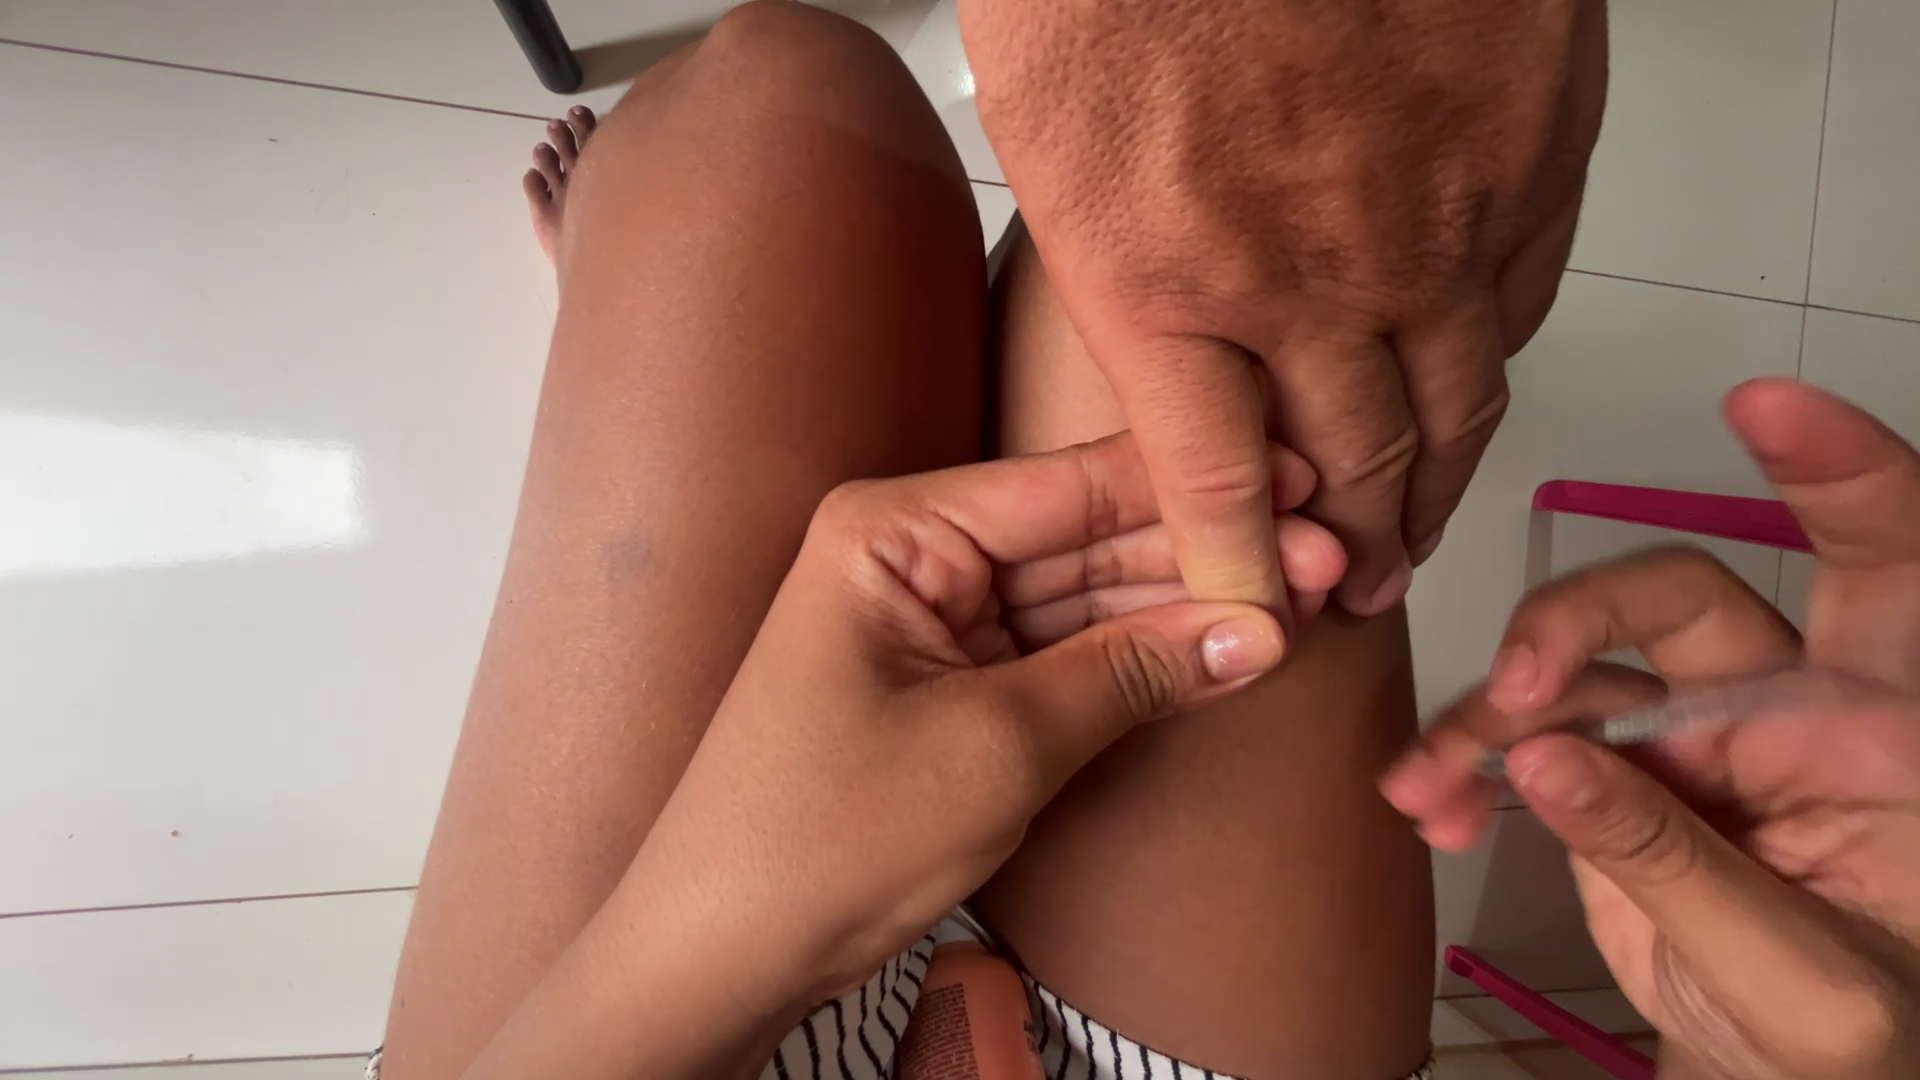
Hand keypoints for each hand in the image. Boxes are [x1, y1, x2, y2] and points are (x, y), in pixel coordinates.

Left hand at [625, 433, 1342, 1017]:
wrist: (727, 948)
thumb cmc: (823, 837)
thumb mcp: (995, 744)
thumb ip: (1128, 674)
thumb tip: (1253, 631)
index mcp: (891, 530)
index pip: (1062, 488)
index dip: (1183, 490)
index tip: (1291, 481)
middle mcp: (912, 555)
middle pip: (1078, 538)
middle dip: (1195, 553)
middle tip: (1317, 552)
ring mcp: (936, 617)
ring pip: (1079, 596)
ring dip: (1178, 606)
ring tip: (1293, 597)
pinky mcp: (955, 676)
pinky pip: (1059, 650)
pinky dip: (1134, 656)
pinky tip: (1217, 645)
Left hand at [959, 0, 1605, 613]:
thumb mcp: (1057, 174)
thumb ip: (1116, 293)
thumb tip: (1165, 376)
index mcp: (1168, 291)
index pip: (1213, 488)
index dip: (1236, 569)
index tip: (1251, 613)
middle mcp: (1307, 276)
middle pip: (1350, 463)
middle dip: (1349, 548)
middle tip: (1352, 595)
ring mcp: (1423, 212)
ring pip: (1450, 400)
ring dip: (1436, 486)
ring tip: (1412, 539)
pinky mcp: (1515, 136)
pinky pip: (1520, 294)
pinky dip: (1494, 363)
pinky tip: (1472, 396)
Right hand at [1382, 380, 1919, 1077]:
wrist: (1781, 1079)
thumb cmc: (1864, 1049)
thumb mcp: (1801, 983)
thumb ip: (1671, 862)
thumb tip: (1544, 759)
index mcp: (1886, 740)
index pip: (1893, 573)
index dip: (1844, 480)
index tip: (1763, 409)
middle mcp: (1778, 708)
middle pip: (1665, 598)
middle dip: (1567, 626)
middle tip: (1511, 689)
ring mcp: (1676, 733)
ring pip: (1558, 675)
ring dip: (1481, 725)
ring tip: (1429, 786)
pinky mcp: (1598, 764)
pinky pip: (1512, 736)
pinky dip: (1461, 767)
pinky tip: (1434, 806)